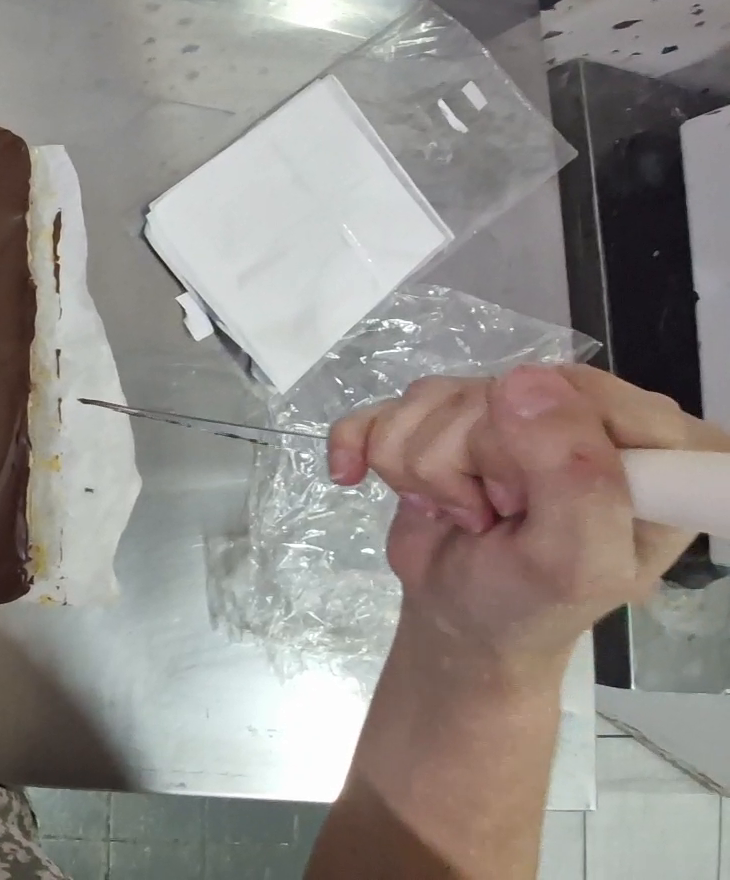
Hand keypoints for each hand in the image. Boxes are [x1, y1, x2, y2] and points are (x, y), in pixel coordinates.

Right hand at [328, 365, 729, 681]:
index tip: (522, 501)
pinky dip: (354, 446)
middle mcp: (570, 416)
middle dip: (460, 465)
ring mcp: (493, 416)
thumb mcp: (573, 557)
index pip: (569, 389)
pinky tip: (353, 476)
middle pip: (483, 395)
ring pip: (422, 402)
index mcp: (644, 443)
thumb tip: (521, 380)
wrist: (459, 616)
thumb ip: (572, 473)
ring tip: (452, 511)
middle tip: (487, 515)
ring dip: (414, 469)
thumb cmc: (530, 601)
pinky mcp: (428, 425)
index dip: (527, 440)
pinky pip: (373, 410)